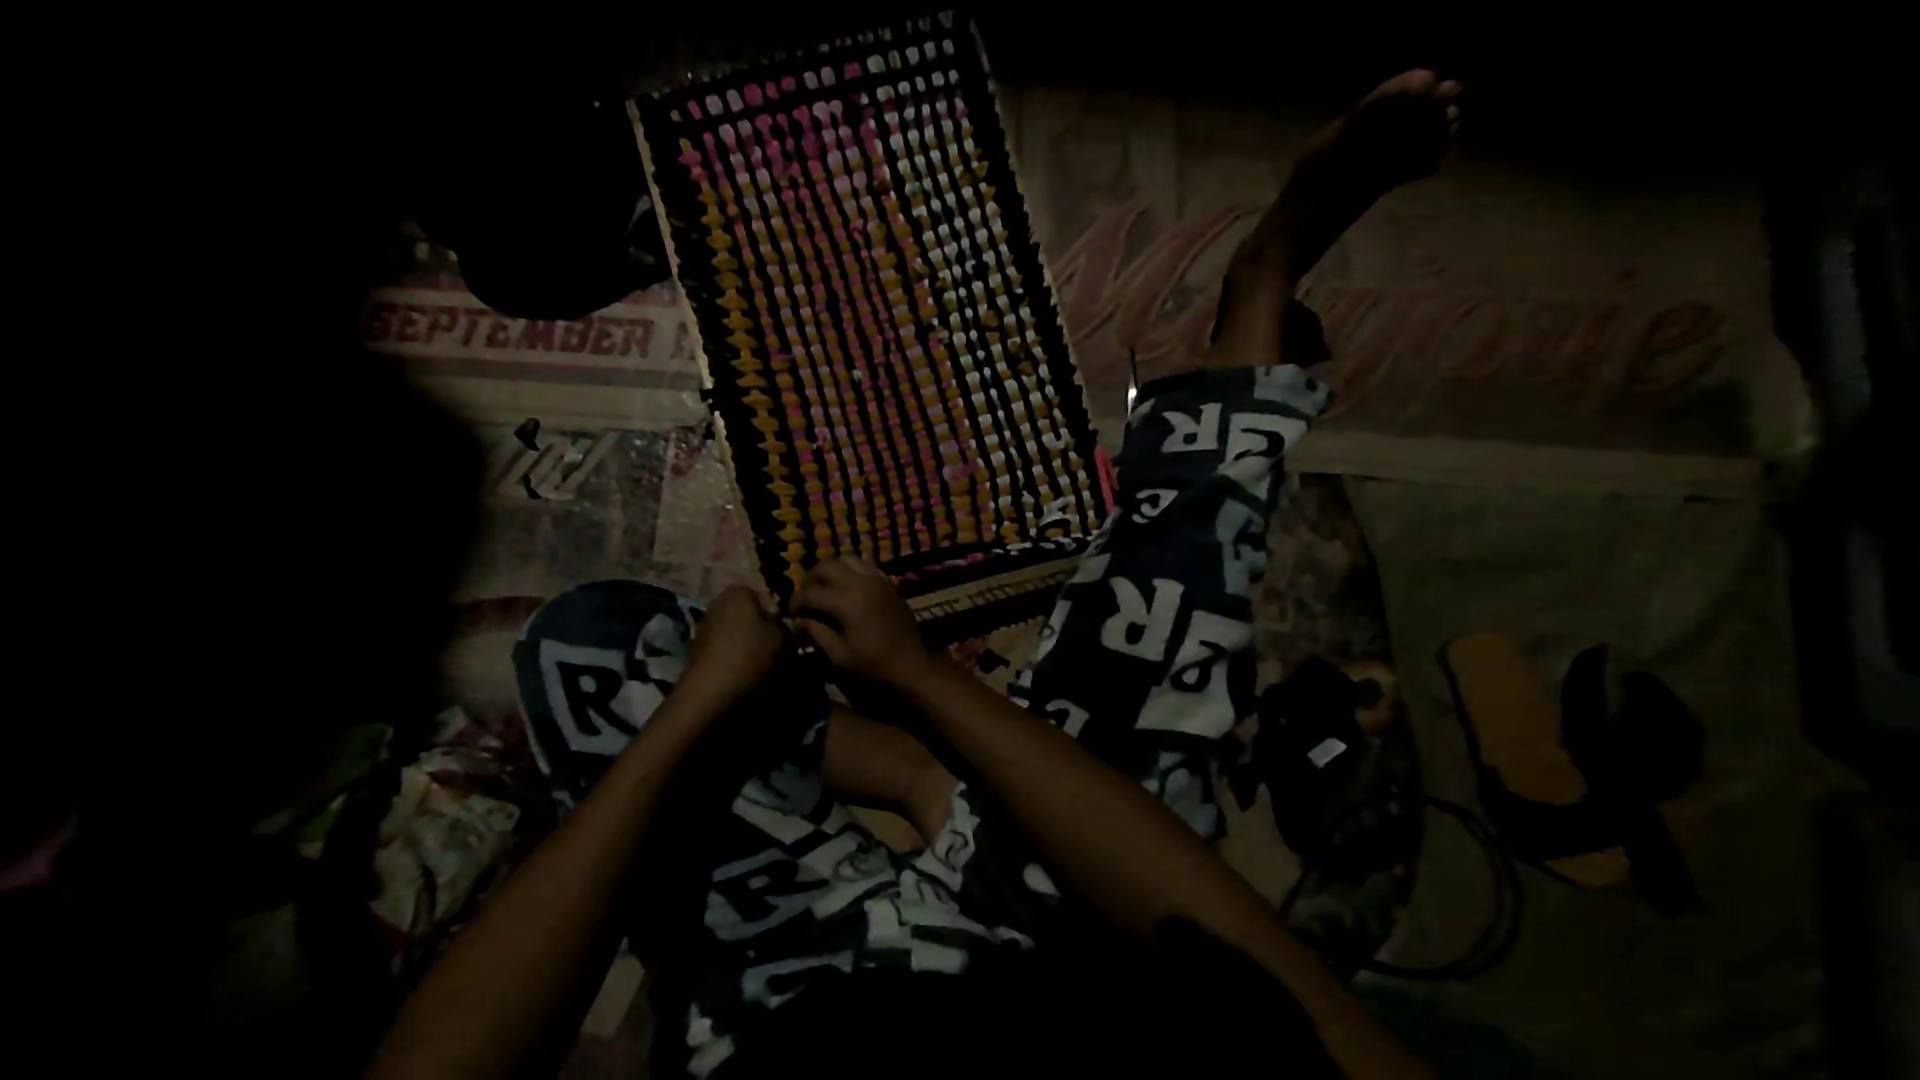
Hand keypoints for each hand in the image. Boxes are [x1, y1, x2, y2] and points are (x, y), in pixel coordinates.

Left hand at [682, 586, 785, 703]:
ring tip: (761, 663)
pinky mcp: (697, 648)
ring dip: (748, 643)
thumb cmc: (751, 655)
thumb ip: (785, 626)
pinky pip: (724, 646)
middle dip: (762, 628)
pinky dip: (733, 654)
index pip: (765, 597)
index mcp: (738, 593)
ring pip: (736, 630)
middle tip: (777, 648)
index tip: (786, 633)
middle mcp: (718, 603)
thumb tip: (782, 624)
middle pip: (748, 614)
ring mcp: (705, 625)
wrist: (710, 691)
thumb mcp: (781, 639)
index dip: (777, 615)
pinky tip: (742, 671)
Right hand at [791, 558, 932, 685]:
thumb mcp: (839, 654)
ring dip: (830, 570)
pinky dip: (850, 570)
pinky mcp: (887, 581)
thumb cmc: (874, 663)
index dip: (795, 601)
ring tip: (824, 588)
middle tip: (805, 596)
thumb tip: (800, 620)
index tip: (790, 613)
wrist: (911, 662)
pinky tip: (847, 588)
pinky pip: (864, 565)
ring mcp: (877, 579)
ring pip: (846, 558)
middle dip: (810, 578)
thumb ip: (816, 632)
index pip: (811, 592)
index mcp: (847, 601)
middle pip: (826, 565)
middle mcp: (861, 582)